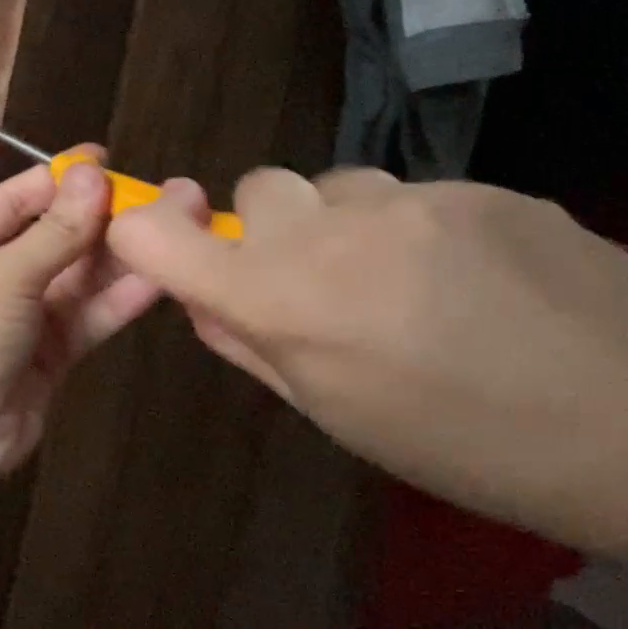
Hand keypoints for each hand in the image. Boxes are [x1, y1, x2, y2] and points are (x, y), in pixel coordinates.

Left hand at [0, 150, 207, 476]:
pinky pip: (87, 315)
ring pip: (76, 276)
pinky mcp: (51, 352)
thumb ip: (54, 231)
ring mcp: (21, 314)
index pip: (13, 200)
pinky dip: (119, 298)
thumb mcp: (2, 274)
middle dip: (98, 218)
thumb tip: (92, 172)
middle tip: (161, 196)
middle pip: (50, 236)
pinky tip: (160, 277)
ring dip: (118, 255)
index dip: (57, 179)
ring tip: (173, 229)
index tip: (107, 159)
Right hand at [110, 167, 627, 554]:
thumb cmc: (466, 445)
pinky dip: (421, 228)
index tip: (172, 249)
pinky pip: (415, 194)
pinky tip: (480, 277)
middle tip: (322, 278)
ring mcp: (409, 203)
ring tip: (410, 277)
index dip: (147, 232)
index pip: (151, 232)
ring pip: (335, 186)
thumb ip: (245, 341)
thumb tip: (197, 291)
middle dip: (272, 228)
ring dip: (346, 222)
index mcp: (276, 299)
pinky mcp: (483, 190)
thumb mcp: (332, 411)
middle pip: (254, 190)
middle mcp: (325, 234)